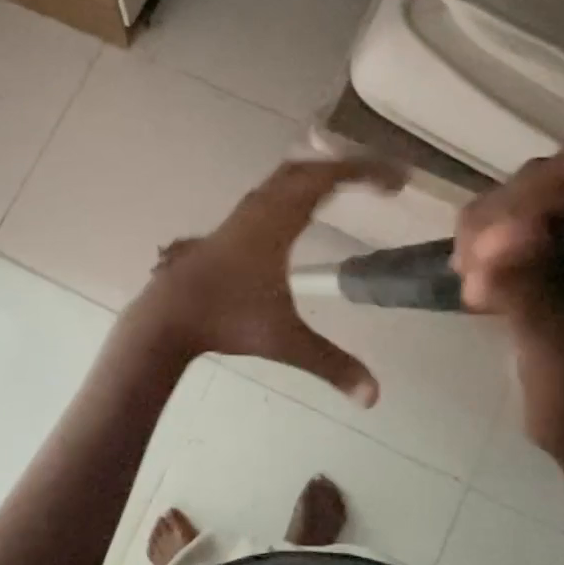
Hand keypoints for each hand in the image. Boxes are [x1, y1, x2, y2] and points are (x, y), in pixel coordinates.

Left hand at [129, 158, 405, 406]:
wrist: (166, 318)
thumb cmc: (226, 321)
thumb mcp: (285, 341)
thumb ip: (331, 364)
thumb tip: (373, 396)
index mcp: (278, 221)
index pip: (328, 179)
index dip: (366, 172)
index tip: (397, 181)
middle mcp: (260, 208)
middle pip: (307, 168)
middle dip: (347, 168)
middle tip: (379, 180)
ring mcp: (241, 215)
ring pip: (284, 178)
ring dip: (318, 176)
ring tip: (348, 186)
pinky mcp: (228, 227)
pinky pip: (271, 193)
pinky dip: (296, 190)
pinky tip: (301, 213)